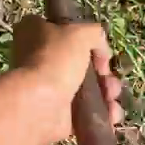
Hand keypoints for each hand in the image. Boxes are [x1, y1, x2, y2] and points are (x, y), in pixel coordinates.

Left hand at [7, 16, 123, 144]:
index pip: (64, 30)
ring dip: (107, 93)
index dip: (86, 40)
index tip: (100, 52)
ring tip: (111, 98)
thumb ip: (94, 33)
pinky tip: (111, 114)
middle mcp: (38, 58)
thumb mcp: (78, 33)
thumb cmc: (55, 60)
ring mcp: (48, 87)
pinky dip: (103, 114)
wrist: (39, 104)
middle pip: (81, 63)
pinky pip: (88, 112)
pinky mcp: (60, 113)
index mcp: (34, 31)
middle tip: (109, 80)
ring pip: (87, 88)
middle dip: (102, 73)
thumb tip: (100, 48)